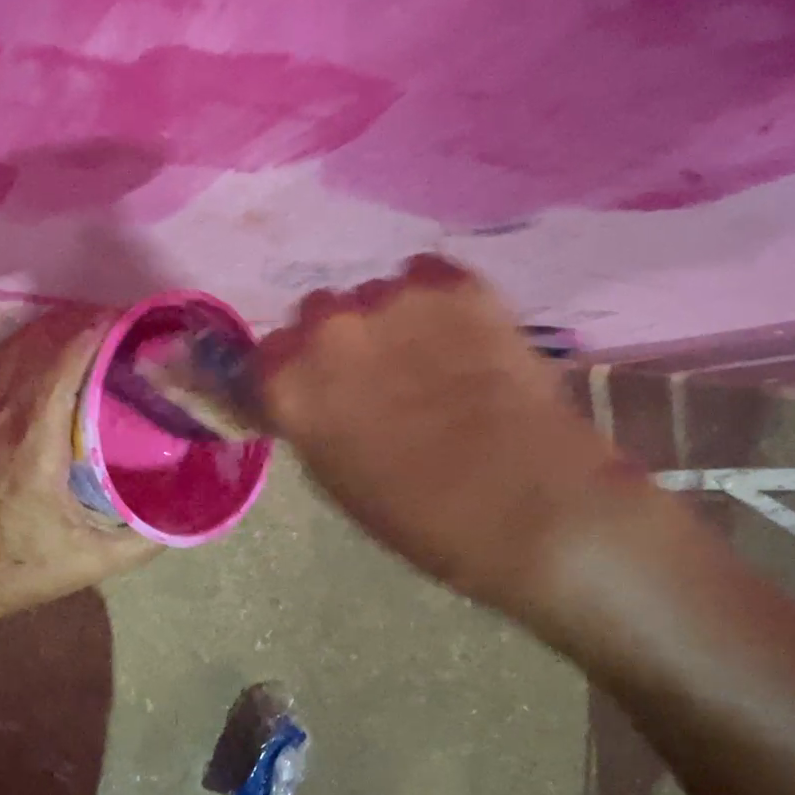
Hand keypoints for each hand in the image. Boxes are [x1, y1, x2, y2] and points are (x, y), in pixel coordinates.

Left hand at [0, 309, 163, 630]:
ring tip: (96, 329)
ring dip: (56, 328)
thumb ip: (147, 536)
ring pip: (17, 347)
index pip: (64, 362)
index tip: (134, 321)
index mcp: (34, 440)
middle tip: (127, 325)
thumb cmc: (23, 565)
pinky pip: (4, 364)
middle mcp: (5, 415)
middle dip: (84, 323)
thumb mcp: (94, 559)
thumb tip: (191, 510)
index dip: (98, 332)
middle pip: (42, 343)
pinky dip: (33, 345)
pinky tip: (58, 353)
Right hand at [258, 254, 636, 610]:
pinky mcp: (454, 284)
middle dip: (337, 343)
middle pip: (315, 316)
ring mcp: (391, 299)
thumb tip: (313, 394)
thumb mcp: (335, 477)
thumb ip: (309, 419)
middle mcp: (327, 328)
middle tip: (374, 376)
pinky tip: (460, 337)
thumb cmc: (422, 518)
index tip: (309, 393)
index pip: (262, 358)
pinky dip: (434, 302)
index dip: (286, 376)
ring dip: (388, 323)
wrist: (531, 507)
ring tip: (428, 360)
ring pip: (372, 295)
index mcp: (288, 383)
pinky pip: (425, 276)